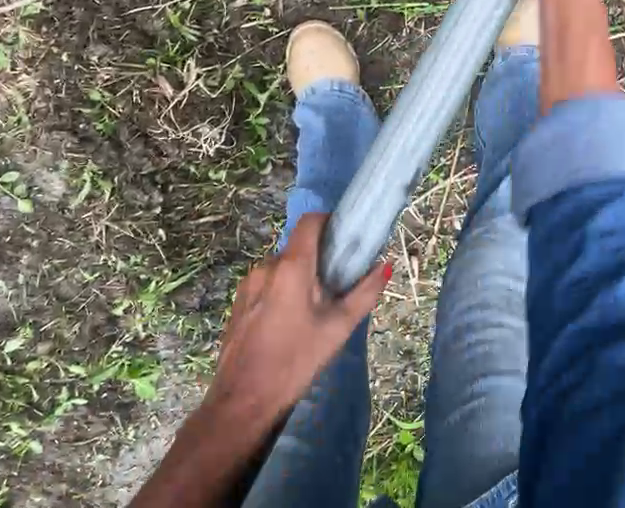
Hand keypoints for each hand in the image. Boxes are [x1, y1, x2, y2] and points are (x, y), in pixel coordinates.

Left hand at [207, 212, 387, 423]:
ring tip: (314, 310)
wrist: (241, 402)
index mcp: (291, 266)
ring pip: (282, 268)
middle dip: (319, 259)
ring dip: (300, 278)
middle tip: (337, 285)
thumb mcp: (338, 328)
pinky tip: (289, 324)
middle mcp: (266, 267)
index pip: (310, 222)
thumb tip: (385, 266)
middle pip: (298, 247)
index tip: (346, 238)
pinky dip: (282, 292)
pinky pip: (266, 285)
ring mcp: (248, 285)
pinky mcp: (238, 304)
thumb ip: (365, 292)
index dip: (329, 221)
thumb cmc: (295, 361)